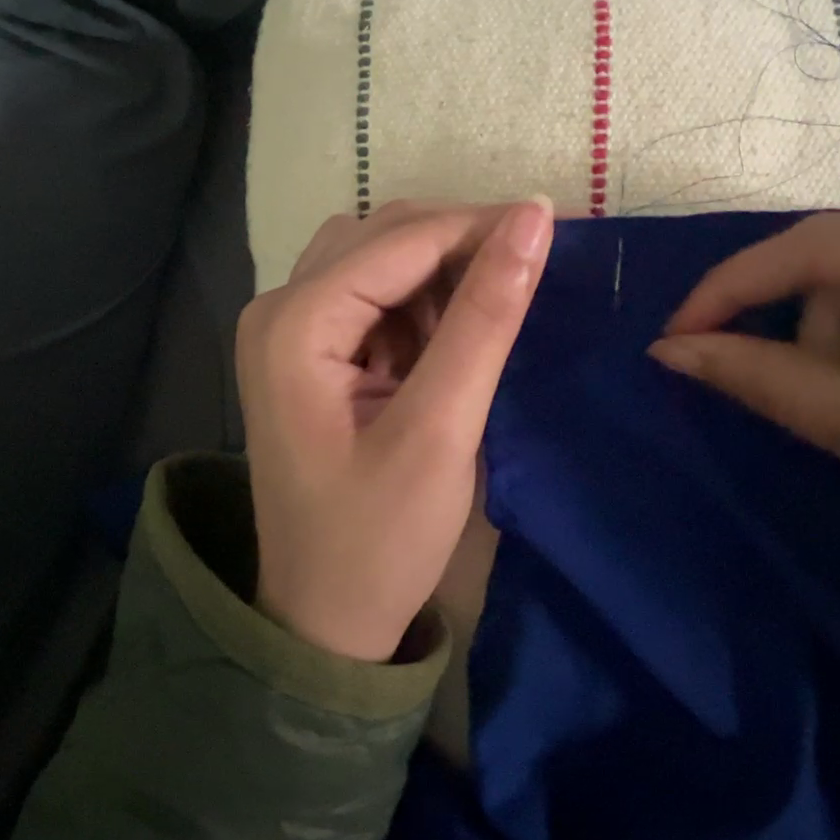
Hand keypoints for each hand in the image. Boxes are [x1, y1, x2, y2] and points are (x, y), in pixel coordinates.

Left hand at [236, 199, 553, 662]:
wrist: (327, 620)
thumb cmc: (381, 538)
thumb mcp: (441, 428)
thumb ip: (486, 318)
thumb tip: (534, 219)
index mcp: (295, 324)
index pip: (402, 239)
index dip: (483, 225)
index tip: (559, 227)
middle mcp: (280, 310)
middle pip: (385, 237)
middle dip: (462, 245)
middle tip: (533, 272)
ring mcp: (290, 330)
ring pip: (382, 259)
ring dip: (443, 274)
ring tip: (491, 316)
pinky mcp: (310, 353)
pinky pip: (375, 296)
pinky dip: (423, 304)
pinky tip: (453, 341)